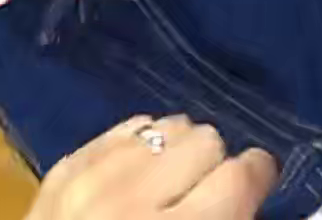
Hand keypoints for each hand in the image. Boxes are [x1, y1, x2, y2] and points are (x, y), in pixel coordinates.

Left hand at [27, 116, 278, 219]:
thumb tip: (250, 194)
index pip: (239, 177)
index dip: (259, 175)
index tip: (259, 183)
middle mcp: (132, 200)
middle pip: (206, 138)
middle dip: (212, 165)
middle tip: (203, 196)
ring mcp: (91, 178)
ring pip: (168, 122)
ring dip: (175, 152)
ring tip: (166, 185)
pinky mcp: (63, 169)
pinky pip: (126, 128)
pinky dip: (138, 149)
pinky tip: (134, 178)